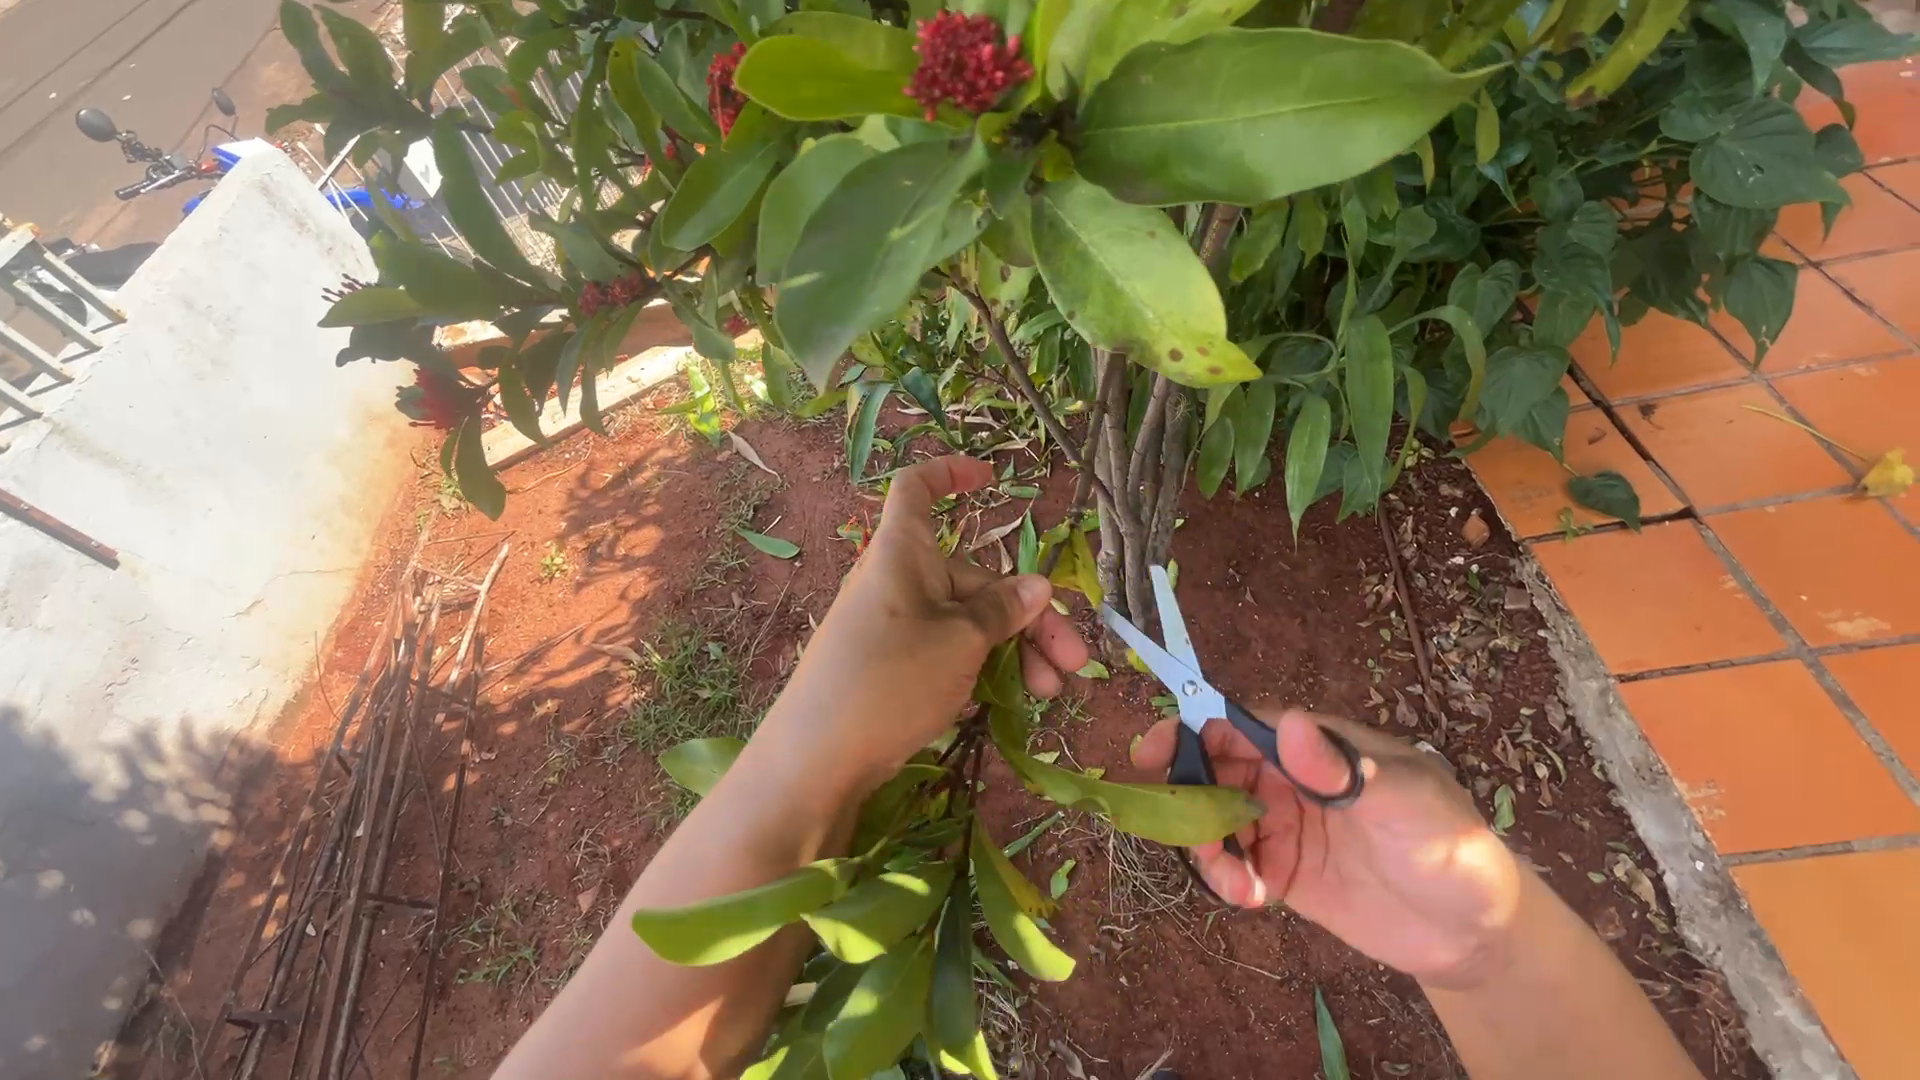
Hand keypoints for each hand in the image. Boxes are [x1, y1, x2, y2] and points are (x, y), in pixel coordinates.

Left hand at [763, 456, 1088, 789]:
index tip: (992, 479)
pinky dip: (984, 667)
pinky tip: (1013, 699)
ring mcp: (898, 625)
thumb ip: (1002, 610)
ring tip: (1050, 691)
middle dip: (1029, 619)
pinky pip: (951, 651)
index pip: (918, 489)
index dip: (950, 474)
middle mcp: (901, 581)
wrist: (818, 759)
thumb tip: (1038, 585)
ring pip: (970, 622)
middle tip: (1073, 664)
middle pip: (974, 579)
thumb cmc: (890, 679)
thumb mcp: (960, 641)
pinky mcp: (897, 665)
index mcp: (904, 553)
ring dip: (1015, 651)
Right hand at [1133, 709, 1525, 988]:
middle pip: (1212, 769)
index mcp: (1312, 745)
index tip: (1152, 753)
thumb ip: (1343, 768)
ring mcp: (1280, 824)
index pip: (1237, 723)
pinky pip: (1233, 864)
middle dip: (1188, 796)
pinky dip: (1226, 878)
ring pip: (1214, 818)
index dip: (1190, 731)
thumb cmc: (1449, 846)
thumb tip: (1286, 723)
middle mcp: (1286, 777)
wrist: (1476, 934)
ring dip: (1205, 844)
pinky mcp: (1280, 870)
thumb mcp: (1404, 801)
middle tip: (1179, 829)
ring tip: (1232, 881)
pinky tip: (1251, 898)